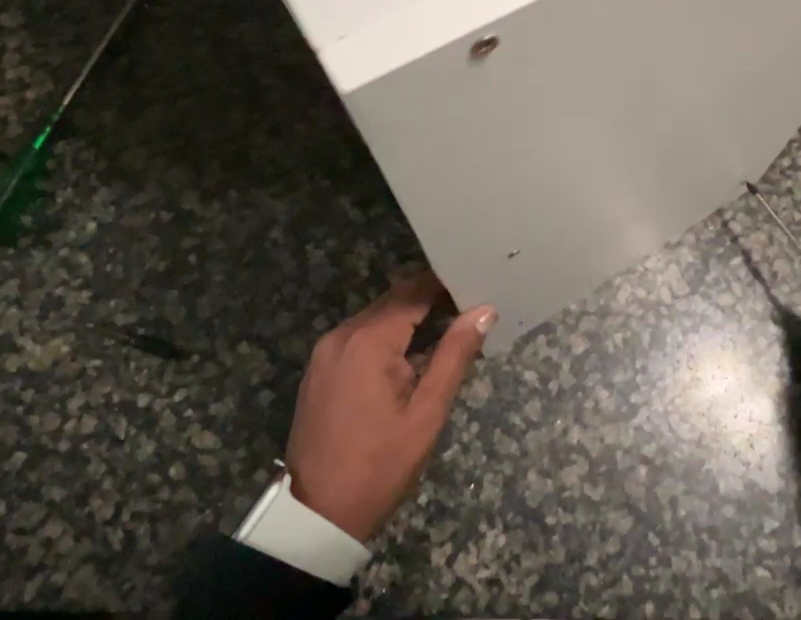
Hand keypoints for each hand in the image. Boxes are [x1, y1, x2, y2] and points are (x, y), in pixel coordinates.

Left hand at [285, 272, 496, 540]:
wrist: (317, 515)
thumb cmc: (379, 464)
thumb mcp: (427, 413)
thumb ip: (455, 355)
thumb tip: (484, 311)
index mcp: (370, 340)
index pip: (414, 291)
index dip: (446, 284)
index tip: (478, 284)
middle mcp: (343, 334)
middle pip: (393, 300)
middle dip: (430, 299)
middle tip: (471, 306)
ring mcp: (326, 351)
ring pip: (376, 317)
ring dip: (409, 317)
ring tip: (449, 326)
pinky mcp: (320, 369)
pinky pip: (360, 336)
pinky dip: (387, 335)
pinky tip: (412, 350)